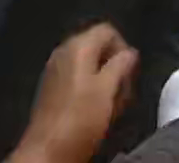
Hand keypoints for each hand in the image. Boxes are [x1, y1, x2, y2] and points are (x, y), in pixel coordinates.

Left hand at [9, 23, 138, 162]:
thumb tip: (131, 52)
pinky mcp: (53, 83)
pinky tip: (95, 109)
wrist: (48, 148)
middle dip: (115, 66)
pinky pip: (77, 74)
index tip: (130, 75)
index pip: (107, 30)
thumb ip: (120, 67)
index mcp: (78, 45)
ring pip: (88, 62)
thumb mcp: (106, 92)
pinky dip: (90, 86)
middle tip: (123, 94)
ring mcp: (56, 65)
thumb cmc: (80, 117)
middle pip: (98, 45)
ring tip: (112, 105)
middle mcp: (65, 49)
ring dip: (104, 79)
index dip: (123, 48)